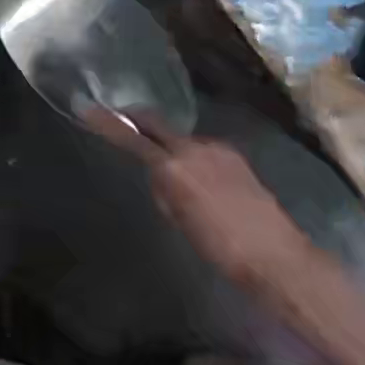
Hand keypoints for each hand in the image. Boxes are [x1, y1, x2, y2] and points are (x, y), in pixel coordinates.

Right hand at [84, 110, 307, 281]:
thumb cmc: (220, 248)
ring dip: (170, 145)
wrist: (276, 256)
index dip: (107, 123)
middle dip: (137, 120)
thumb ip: (164, 190)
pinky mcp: (235, 155)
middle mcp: (192, 147)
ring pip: (181, 139)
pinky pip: (203, 149)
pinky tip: (202, 180)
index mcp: (173, 167)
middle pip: (156, 124)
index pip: (132, 138)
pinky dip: (193, 157)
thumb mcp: (180, 221)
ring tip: (174, 172)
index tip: (88, 108)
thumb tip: (159, 176)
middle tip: (122, 120)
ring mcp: (216, 148)